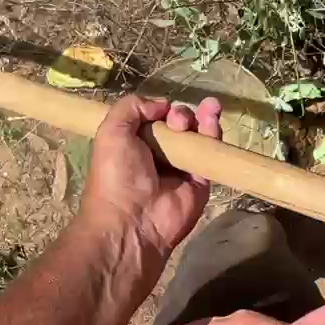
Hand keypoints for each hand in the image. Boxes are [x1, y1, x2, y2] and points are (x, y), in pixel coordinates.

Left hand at [78, 95, 222, 256]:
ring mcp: (182, 167)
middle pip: (179, 125)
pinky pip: (210, 152)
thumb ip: (131, 107)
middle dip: (181, 115)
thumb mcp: (111, 131)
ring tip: (208, 107)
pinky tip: (213, 116)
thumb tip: (162, 104)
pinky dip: (213, 131)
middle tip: (176, 122)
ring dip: (202, 116)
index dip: (161, 110)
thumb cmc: (117, 174)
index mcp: (135, 145)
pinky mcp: (201, 179)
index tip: (161, 110)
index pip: (155, 119)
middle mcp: (160, 155)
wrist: (132, 220)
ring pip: (198, 135)